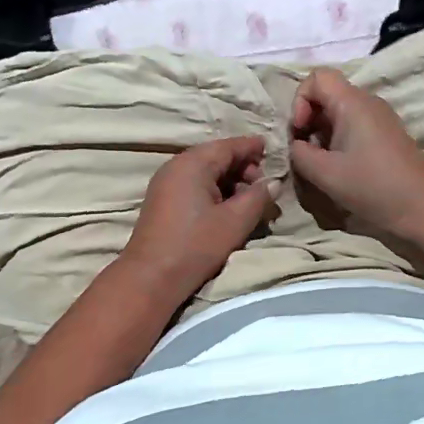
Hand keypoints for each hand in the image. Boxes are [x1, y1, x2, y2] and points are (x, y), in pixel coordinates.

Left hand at [121, 136, 276, 297]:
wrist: (151, 277)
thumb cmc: (195, 245)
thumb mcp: (235, 221)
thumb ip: (258, 197)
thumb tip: (273, 182)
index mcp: (192, 164)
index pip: (228, 146)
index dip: (252, 148)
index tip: (272, 151)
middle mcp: (175, 167)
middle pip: (215, 158)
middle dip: (242, 169)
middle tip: (263, 188)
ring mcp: (165, 184)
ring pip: (204, 174)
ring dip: (229, 184)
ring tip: (249, 203)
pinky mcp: (162, 202)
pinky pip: (193, 187)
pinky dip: (213, 193)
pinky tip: (227, 211)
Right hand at [289, 67, 423, 236]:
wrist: (422, 206)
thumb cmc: (371, 185)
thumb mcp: (324, 172)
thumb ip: (298, 154)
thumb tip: (295, 146)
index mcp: (352, 103)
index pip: (317, 78)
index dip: (300, 101)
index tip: (300, 132)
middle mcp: (366, 103)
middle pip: (325, 95)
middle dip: (307, 121)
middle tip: (303, 152)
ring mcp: (377, 119)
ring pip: (336, 114)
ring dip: (320, 135)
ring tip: (318, 164)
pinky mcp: (382, 135)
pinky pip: (350, 127)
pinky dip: (335, 142)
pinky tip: (336, 168)